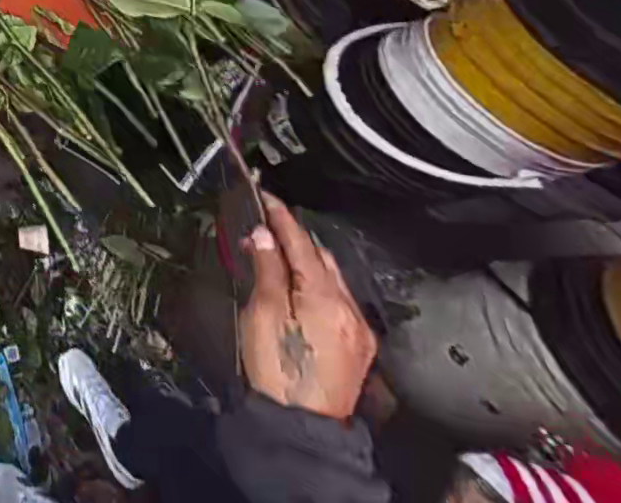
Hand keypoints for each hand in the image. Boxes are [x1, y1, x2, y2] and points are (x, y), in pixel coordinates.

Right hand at [238, 194, 376, 420]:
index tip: (266, 196)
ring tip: (276, 249)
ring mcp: (358, 328)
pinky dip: (315, 281)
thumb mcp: (263, 311)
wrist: (302, 423)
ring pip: (331, 277)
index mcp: (325, 297)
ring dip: (305, 258)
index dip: (281, 216)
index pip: (300, 243)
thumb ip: (267, 269)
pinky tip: (296, 283)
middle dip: (293, 236)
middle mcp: (350, 308)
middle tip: (264, 223)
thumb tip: (264, 234)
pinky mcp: (357, 344)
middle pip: (321, 257)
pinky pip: (337, 298)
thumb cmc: (277, 366)